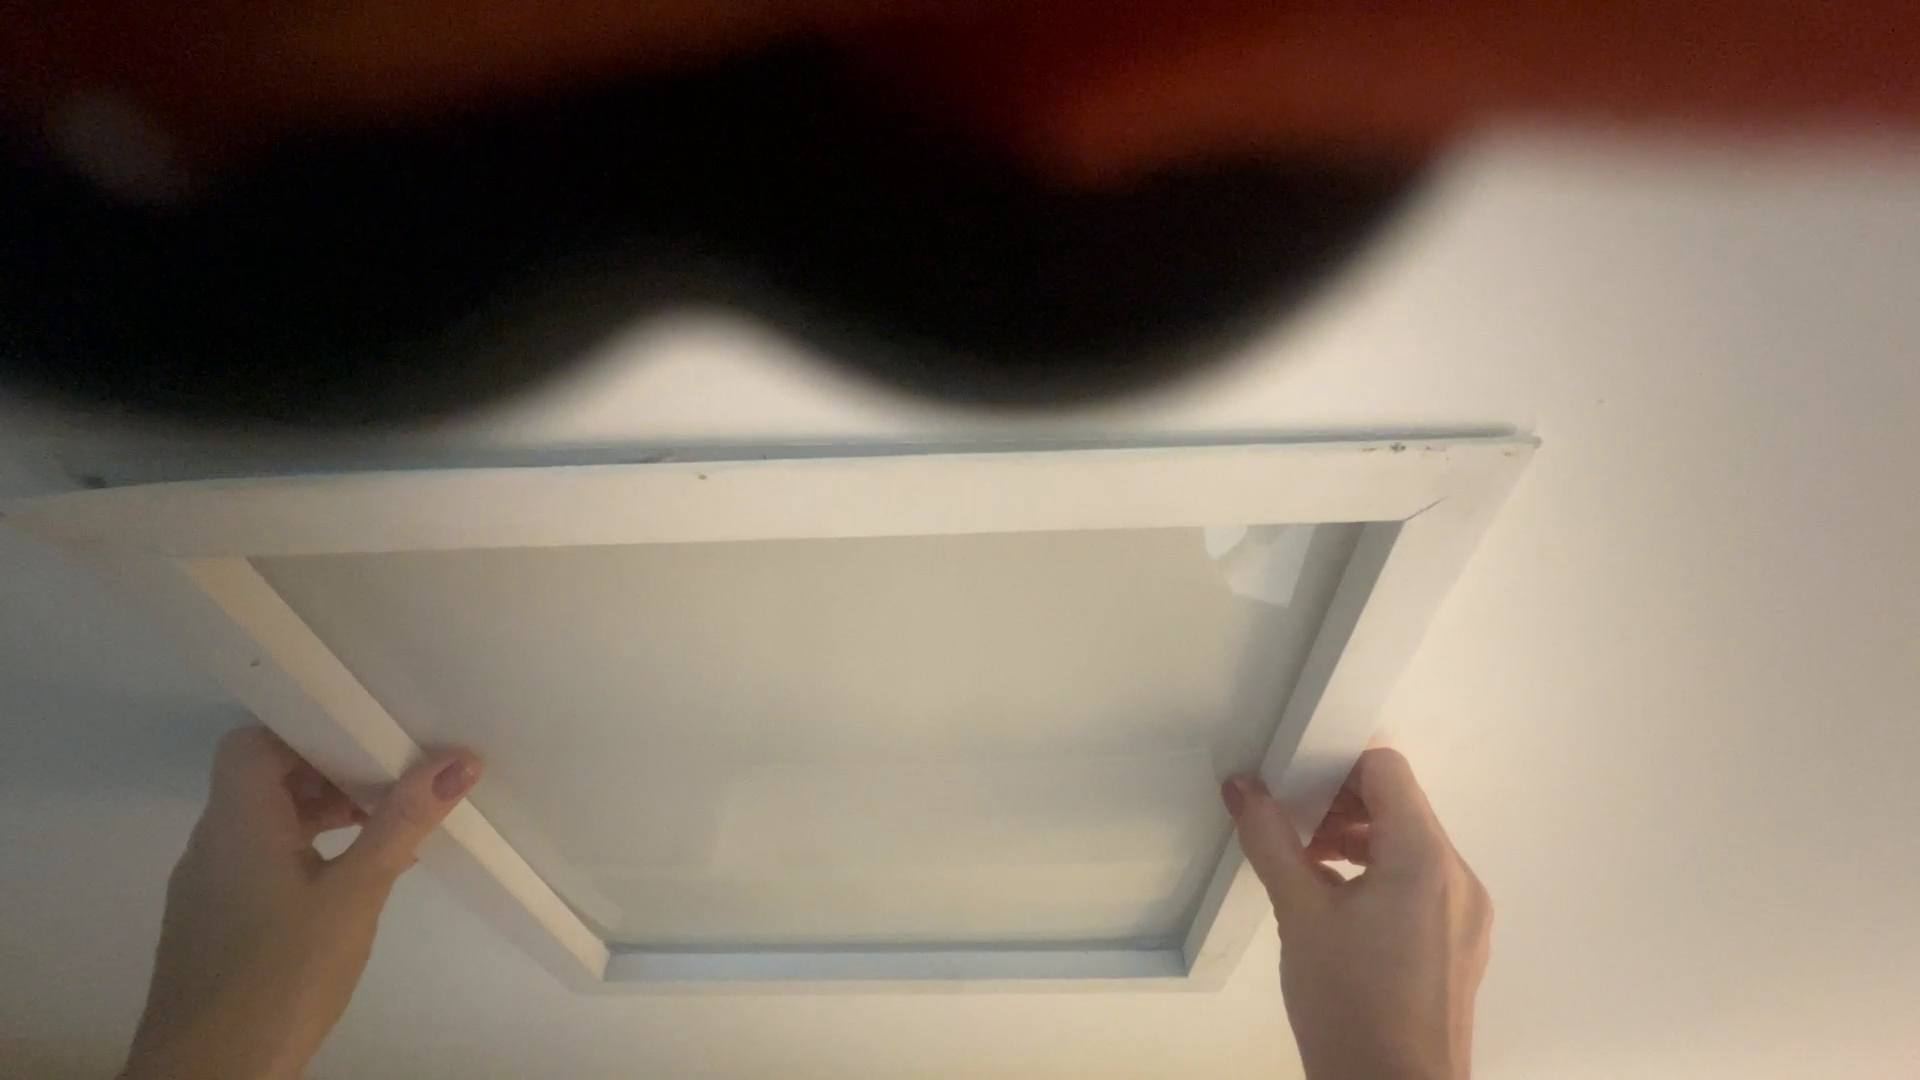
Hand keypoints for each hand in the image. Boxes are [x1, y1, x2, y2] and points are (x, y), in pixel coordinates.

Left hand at [120, 726, 481, 1079]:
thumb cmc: (279, 974)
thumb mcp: (356, 891)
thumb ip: (405, 820)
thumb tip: (460, 760)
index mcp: (236, 826)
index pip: (254, 744)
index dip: (309, 728)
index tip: (373, 734)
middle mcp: (215, 845)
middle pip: (270, 776)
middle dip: (339, 767)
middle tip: (401, 774)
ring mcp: (215, 884)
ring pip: (274, 817)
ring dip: (335, 807)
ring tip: (396, 819)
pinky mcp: (225, 916)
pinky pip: (273, 853)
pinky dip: (321, 843)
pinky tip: (368, 866)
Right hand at [1223, 749, 1491, 1079]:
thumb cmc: (1348, 1001)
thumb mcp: (1298, 911)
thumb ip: (1268, 837)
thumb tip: (1241, 785)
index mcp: (1426, 860)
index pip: (1387, 770)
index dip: (1337, 764)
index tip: (1293, 783)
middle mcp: (1458, 879)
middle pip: (1398, 804)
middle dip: (1339, 803)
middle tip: (1289, 825)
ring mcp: (1464, 915)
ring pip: (1406, 842)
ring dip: (1353, 837)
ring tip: (1303, 863)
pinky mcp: (1457, 943)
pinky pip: (1416, 880)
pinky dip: (1373, 871)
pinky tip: (1331, 900)